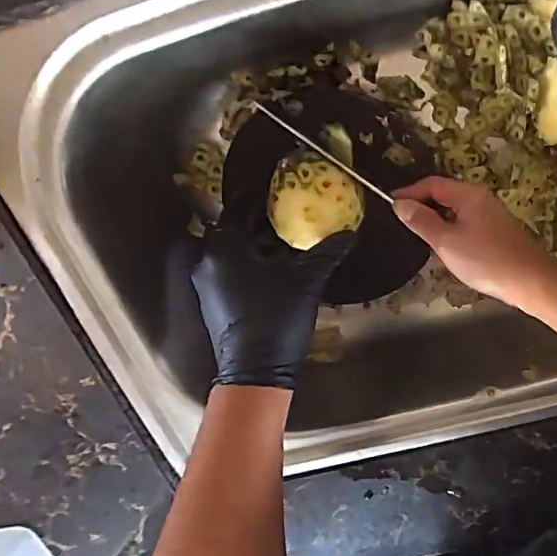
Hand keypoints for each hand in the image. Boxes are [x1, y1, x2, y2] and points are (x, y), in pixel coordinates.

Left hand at [190, 200, 353, 388]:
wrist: (256, 368)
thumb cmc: (277, 316)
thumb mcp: (307, 279)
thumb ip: (327, 251)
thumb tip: (348, 233)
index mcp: (224, 246)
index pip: (240, 206)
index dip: (260, 194)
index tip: (277, 186)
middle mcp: (208, 259)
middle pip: (235, 228)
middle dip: (261, 220)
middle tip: (288, 212)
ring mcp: (207, 282)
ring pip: (234, 250)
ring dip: (258, 243)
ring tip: (287, 239)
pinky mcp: (214, 300)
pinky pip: (232, 269)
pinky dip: (252, 262)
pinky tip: (277, 267)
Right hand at [392, 177, 556, 312]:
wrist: (529, 281)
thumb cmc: (486, 261)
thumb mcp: (446, 242)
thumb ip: (422, 221)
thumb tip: (401, 204)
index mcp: (469, 195)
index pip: (432, 183)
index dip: (409, 192)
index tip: (390, 203)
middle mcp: (481, 199)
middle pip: (444, 195)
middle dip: (422, 206)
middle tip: (403, 223)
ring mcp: (491, 216)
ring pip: (455, 212)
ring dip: (437, 222)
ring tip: (420, 239)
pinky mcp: (496, 233)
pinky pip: (466, 225)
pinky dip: (451, 232)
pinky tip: (446, 250)